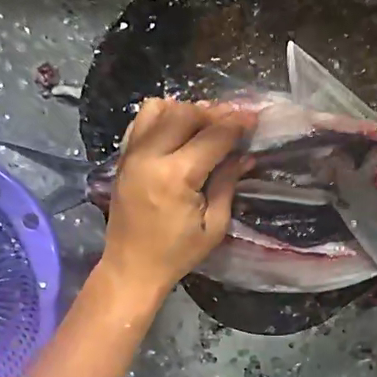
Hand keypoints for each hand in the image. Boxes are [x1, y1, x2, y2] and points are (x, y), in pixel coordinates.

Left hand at [95, 99, 254, 302]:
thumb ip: (227, 183)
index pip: (212, 136)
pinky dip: (163, 115)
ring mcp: (132, 154)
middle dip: (214, 112)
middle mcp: (151, 156)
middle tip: (233, 120)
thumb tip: (244, 155)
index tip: (254, 118)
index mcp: (177, 176)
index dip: (236, 124)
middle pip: (185, 113)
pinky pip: (141, 120)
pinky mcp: (123, 157)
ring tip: (205, 123)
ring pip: (160, 109)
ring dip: (187, 110)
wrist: (131, 267)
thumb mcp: (214, 226)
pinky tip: (179, 128)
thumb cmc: (177, 253)